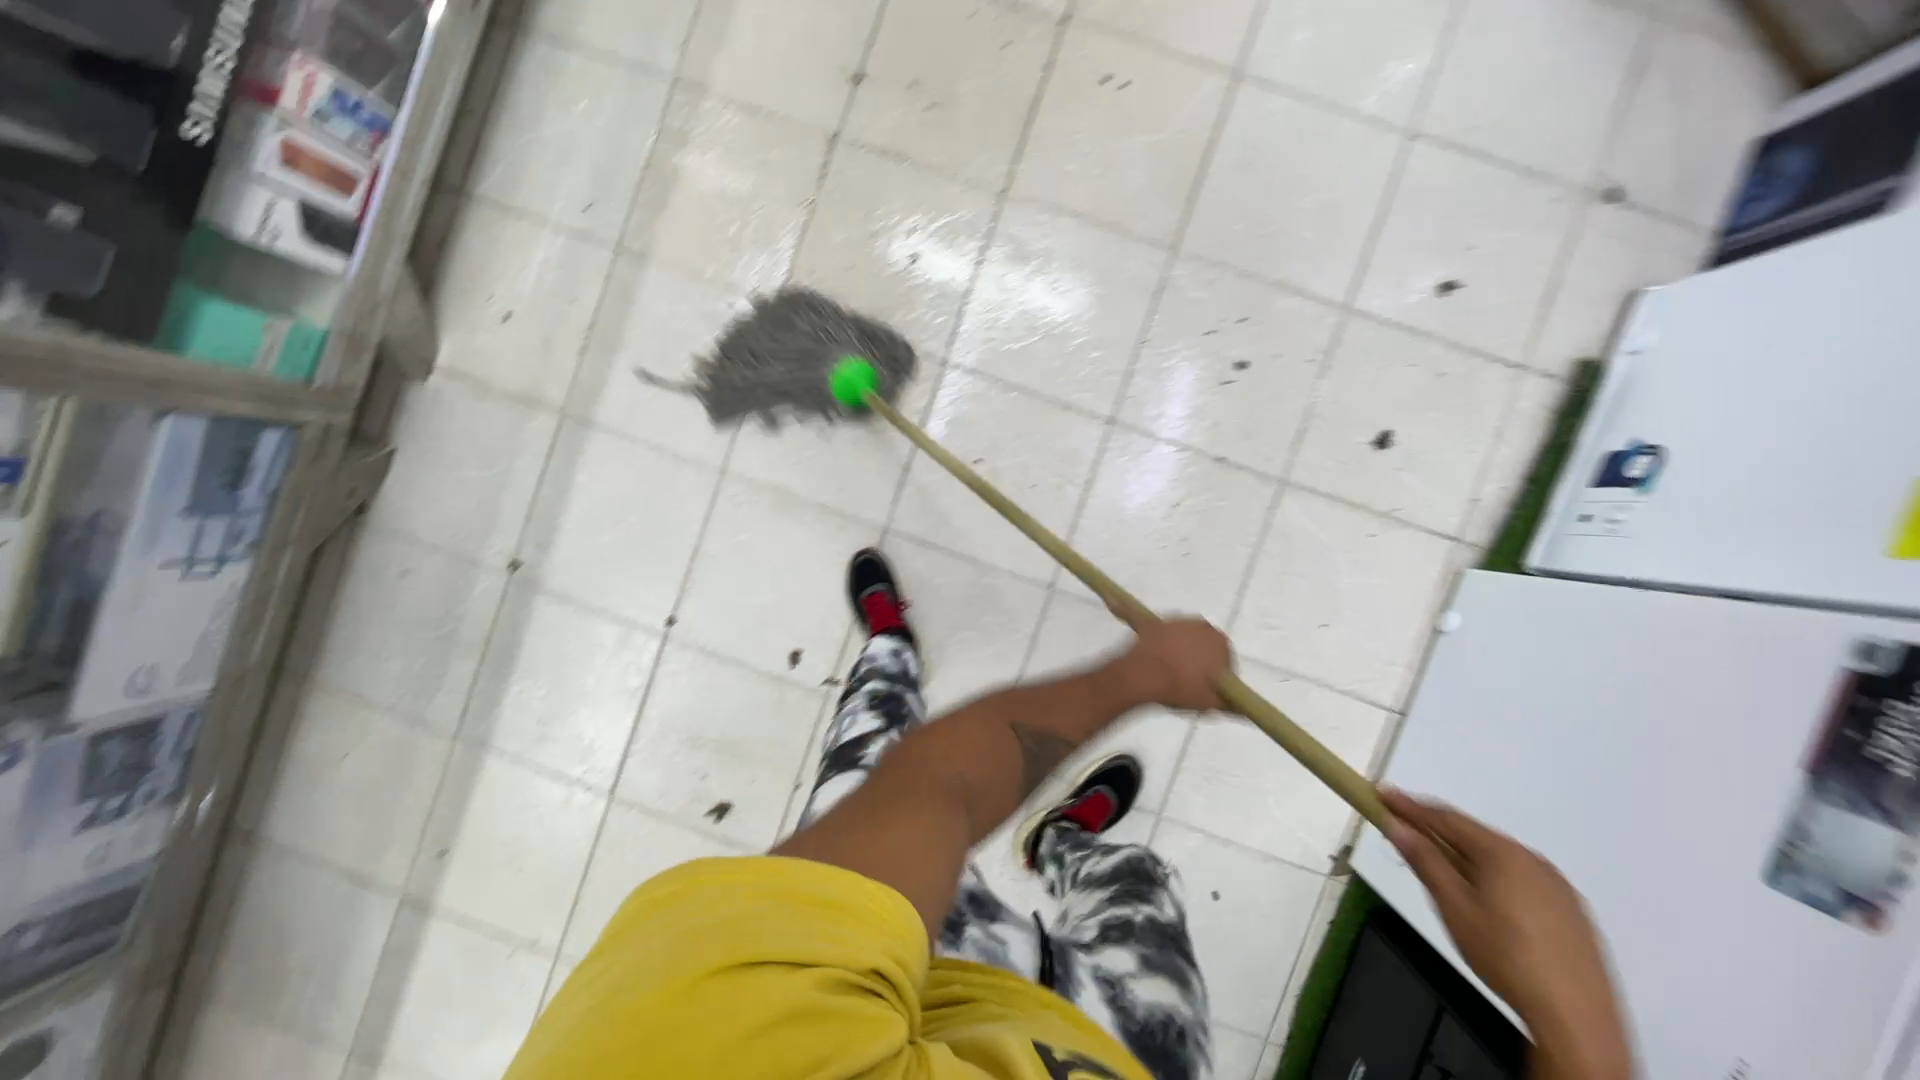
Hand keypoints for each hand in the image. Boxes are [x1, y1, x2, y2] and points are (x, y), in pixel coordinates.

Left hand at [1110, 618, 1231, 711]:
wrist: (1141, 675)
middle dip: (1201, 660)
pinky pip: (1164, 634)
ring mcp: (1177, 621)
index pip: (1226, 660)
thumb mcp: (1209, 703)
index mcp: (1221, 642)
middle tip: (1189, 681)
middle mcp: (1202, 626)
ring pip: (1186, 639)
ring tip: (1170, 672)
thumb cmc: (1180, 688)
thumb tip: (1242, 708)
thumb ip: (1229, 704)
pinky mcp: (1155, 622)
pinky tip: (1157, 658)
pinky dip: (1163, 644)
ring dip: (1182, 651)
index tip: (1207, 689)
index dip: (1218, 676)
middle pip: (1206, 646)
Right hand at [1383, 790, 1631, 1079]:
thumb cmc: (1504, 955)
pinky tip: (1485, 898)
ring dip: (1464, 855)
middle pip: (1473, 836)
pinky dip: (1492, 875)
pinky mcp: (1570, 910)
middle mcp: (1532, 858)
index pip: (1445, 818)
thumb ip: (1425, 862)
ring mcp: (1556, 884)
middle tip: (1402, 830)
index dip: (1409, 806)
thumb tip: (1397, 826)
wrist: (1575, 1014)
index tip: (1380, 793)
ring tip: (1439, 866)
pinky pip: (1520, 878)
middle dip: (1435, 831)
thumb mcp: (1453, 907)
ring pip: (1498, 858)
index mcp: (1501, 852)